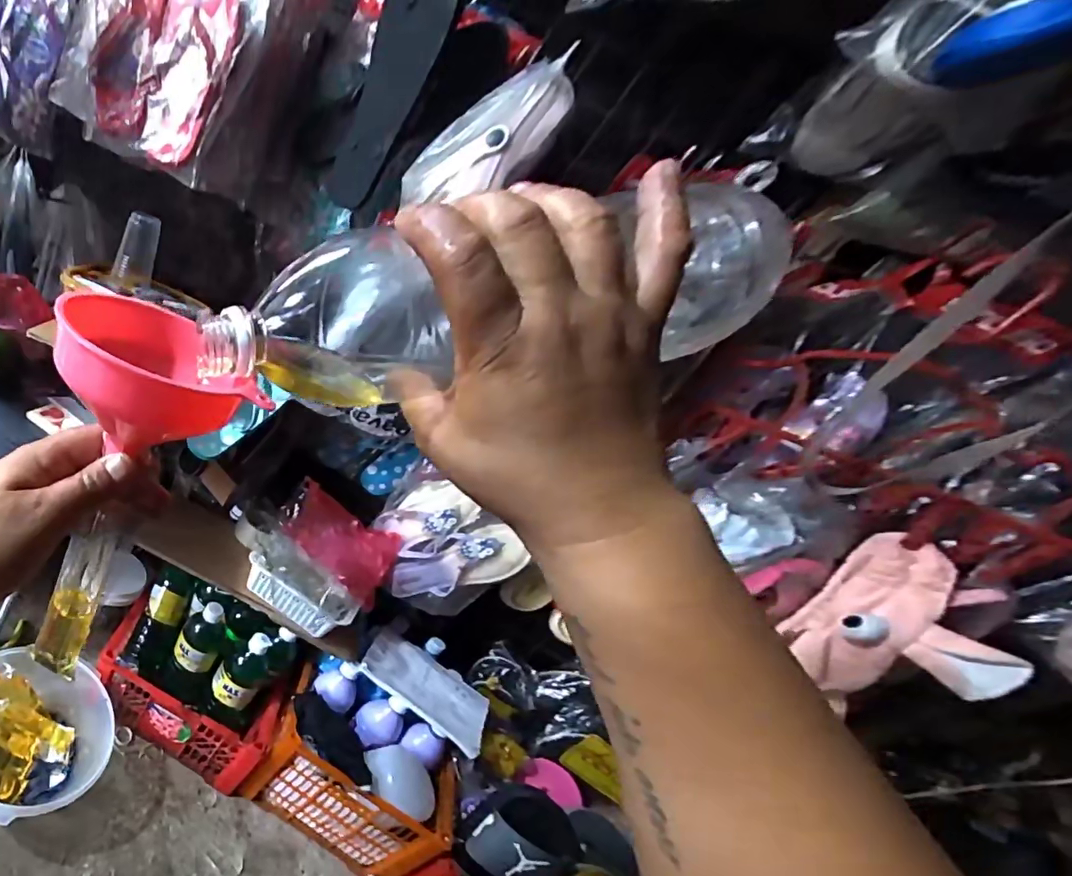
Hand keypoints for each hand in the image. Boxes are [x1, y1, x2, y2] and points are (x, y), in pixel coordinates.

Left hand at [0, 427, 166, 626]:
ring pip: (85, 483)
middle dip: (131, 476)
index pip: (96, 438)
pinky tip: (111, 523)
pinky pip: (72, 503)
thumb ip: (87, 488)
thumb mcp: (43, 517)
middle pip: (93, 460)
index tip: (160, 476)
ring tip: (149, 513)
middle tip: (162, 504)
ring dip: (118, 493)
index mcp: (38, 458)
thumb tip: (131, 459)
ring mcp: (29, 494)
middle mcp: (35, 469)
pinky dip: (98, 509)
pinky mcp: (26, 519)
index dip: (132, 451)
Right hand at [392, 160, 691, 552]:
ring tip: (522, 197)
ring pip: (587, 224)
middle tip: (459, 213)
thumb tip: (403, 368)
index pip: (465, 261)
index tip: (412, 220)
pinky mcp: (646, 322)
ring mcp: (611, 313)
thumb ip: (416, 398)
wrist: (598, 508)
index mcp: (501, 348)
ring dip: (549, 196)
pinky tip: (660, 171)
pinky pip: (667, 254)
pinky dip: (668, 208)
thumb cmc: (515, 479)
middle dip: (482, 204)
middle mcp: (559, 315)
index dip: (433, 226)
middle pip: (523, 226)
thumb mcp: (443, 445)